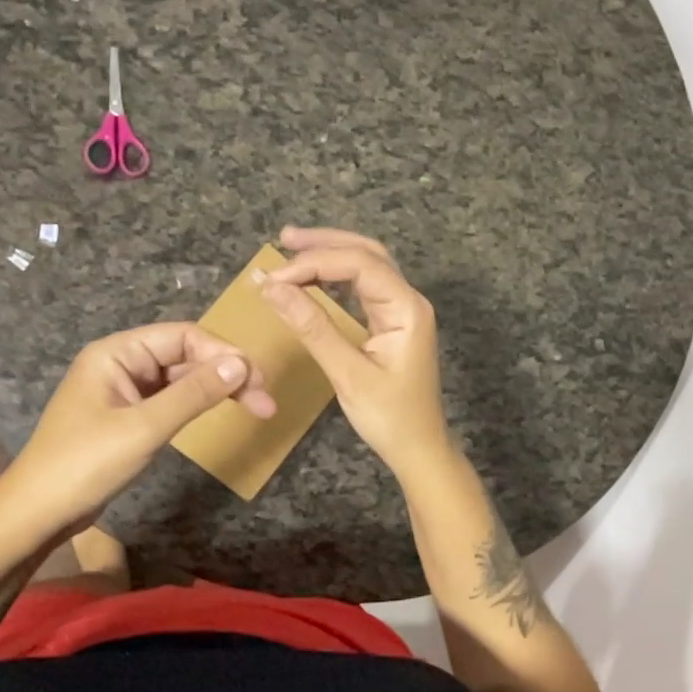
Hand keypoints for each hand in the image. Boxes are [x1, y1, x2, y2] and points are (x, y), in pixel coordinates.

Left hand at [0, 324, 274, 530]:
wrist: (39, 510)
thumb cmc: (86, 463)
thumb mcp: (145, 427)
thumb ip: (194, 393)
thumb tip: (241, 364)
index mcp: (116, 353)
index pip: (182, 336)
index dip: (224, 353)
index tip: (259, 379)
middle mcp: (120, 364)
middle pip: (185, 355)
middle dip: (226, 373)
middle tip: (265, 401)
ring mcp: (123, 391)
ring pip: (181, 379)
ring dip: (216, 390)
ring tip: (255, 408)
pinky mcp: (127, 417)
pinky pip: (170, 400)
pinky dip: (198, 405)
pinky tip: (218, 414)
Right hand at [262, 227, 449, 473]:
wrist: (419, 449)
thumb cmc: (389, 418)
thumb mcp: (347, 375)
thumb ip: (312, 328)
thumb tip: (273, 288)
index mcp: (406, 310)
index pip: (359, 264)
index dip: (314, 262)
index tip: (275, 277)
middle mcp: (409, 302)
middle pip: (367, 253)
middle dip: (325, 244)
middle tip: (282, 241)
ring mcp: (404, 313)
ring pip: (367, 267)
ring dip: (331, 256)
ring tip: (291, 249)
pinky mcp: (394, 326)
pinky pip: (366, 289)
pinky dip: (338, 278)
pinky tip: (314, 278)